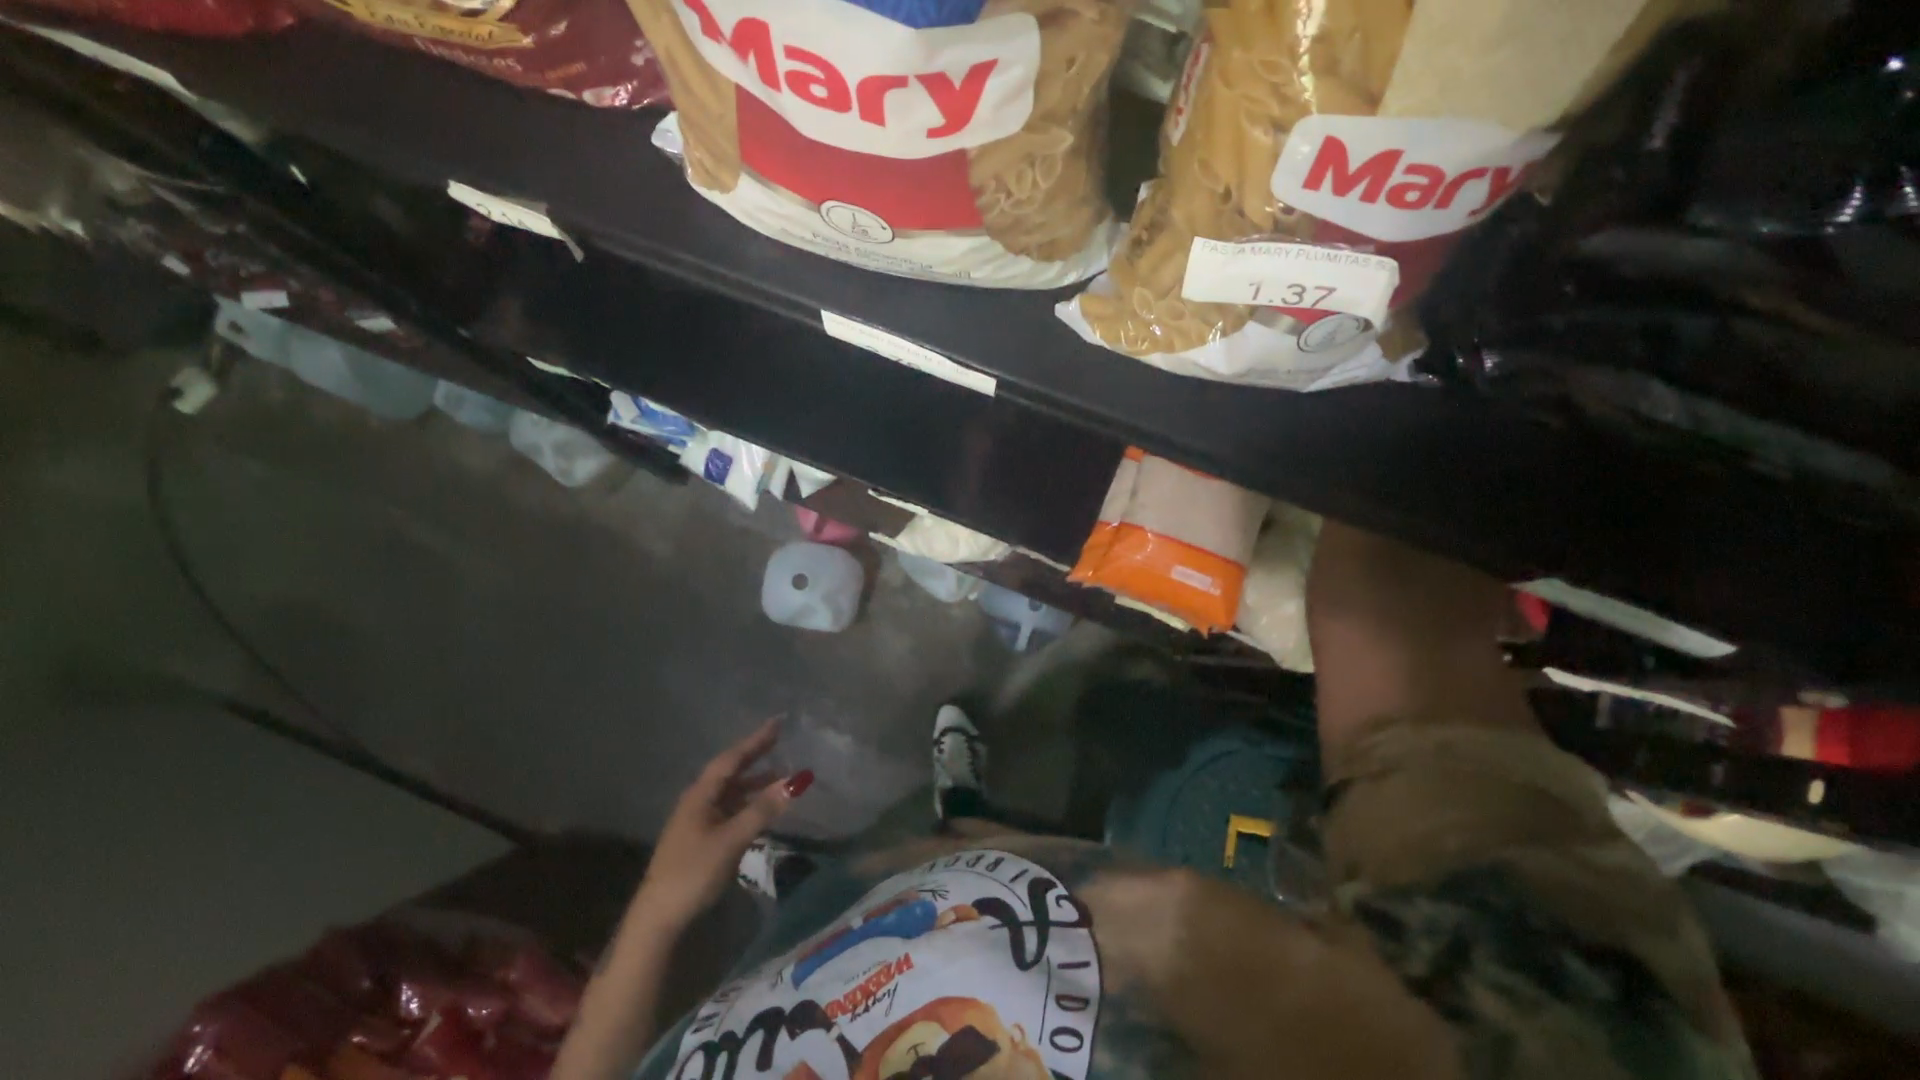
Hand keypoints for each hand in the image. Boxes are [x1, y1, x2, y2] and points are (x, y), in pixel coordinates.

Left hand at [633, 718, 811, 928]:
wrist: (660, 915)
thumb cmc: (694, 871)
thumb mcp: (732, 839)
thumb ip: (763, 809)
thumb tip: (795, 780)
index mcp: (700, 795)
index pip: (731, 760)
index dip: (755, 741)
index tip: (777, 723)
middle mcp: (698, 802)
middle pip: (730, 773)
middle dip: (755, 758)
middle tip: (781, 743)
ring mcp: (698, 822)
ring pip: (730, 794)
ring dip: (754, 784)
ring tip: (780, 779)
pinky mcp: (701, 841)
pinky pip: (730, 812)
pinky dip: (749, 806)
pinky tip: (763, 812)